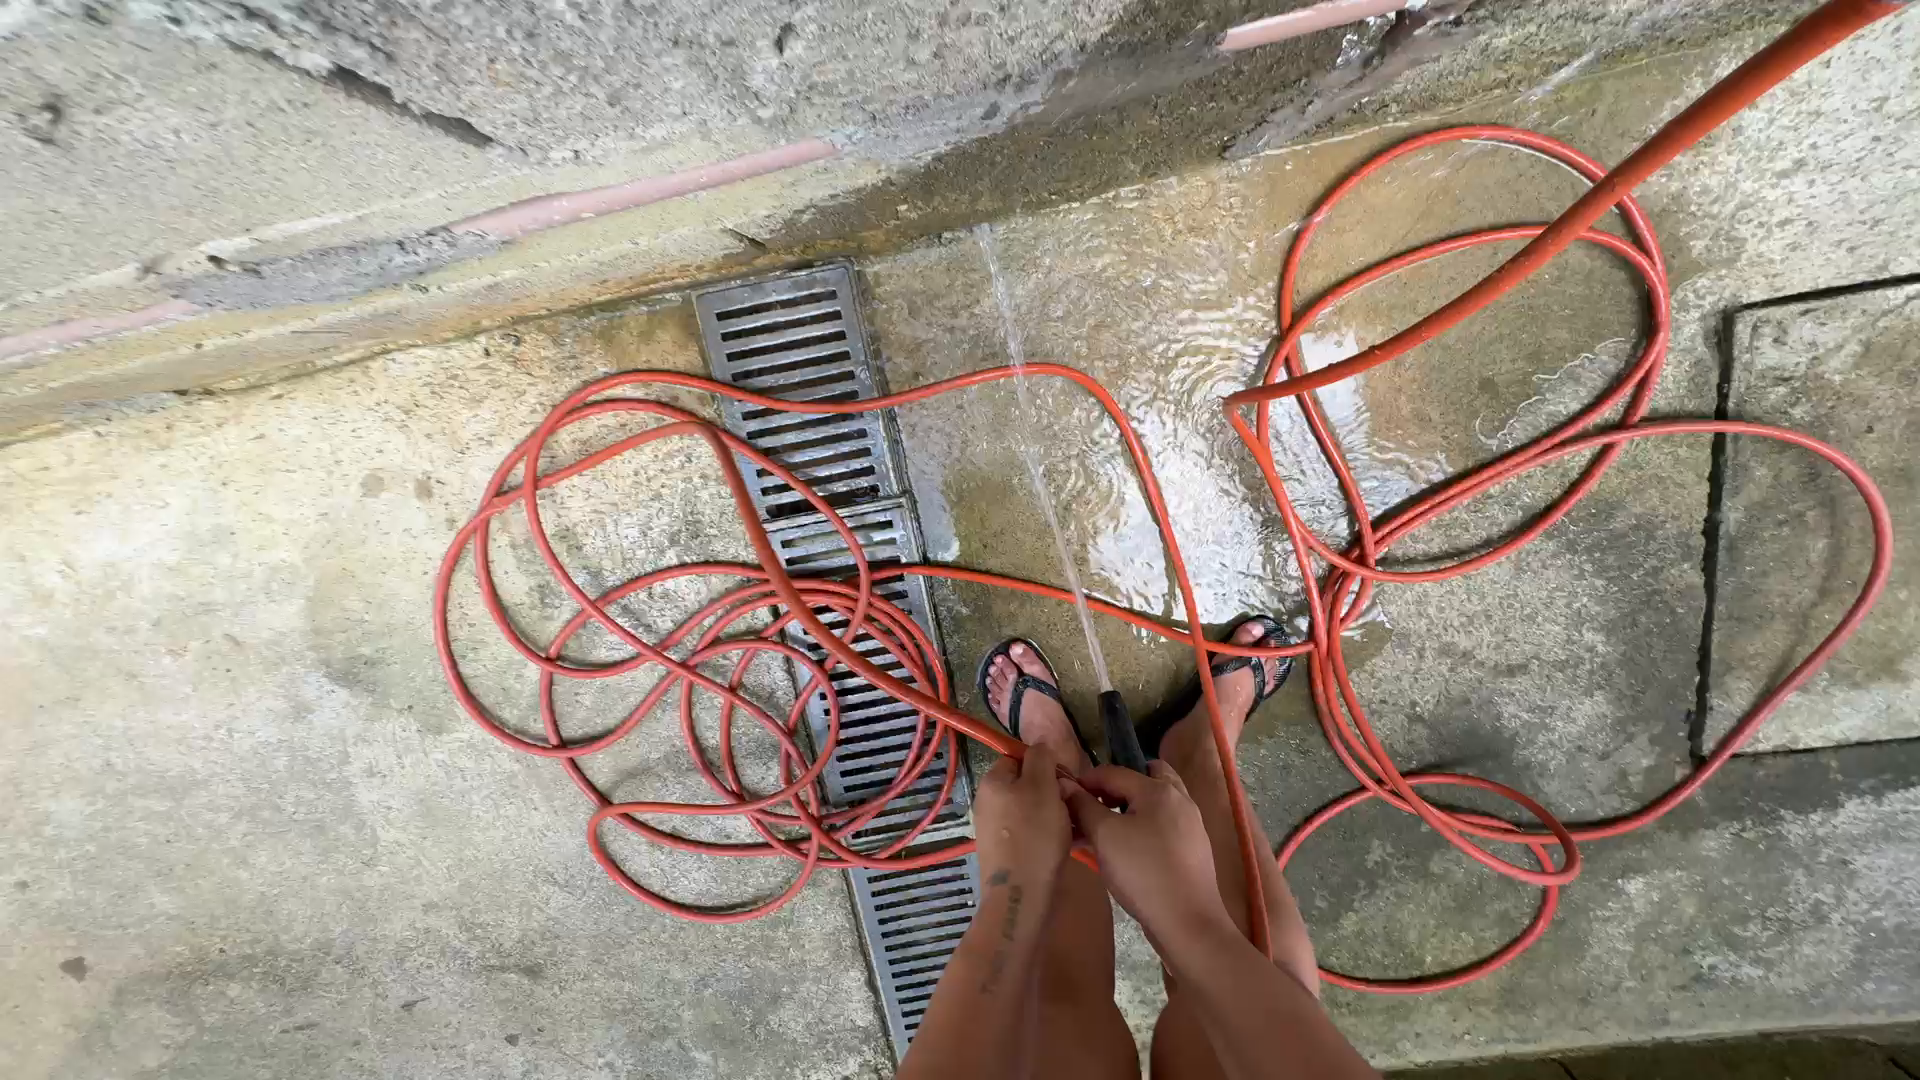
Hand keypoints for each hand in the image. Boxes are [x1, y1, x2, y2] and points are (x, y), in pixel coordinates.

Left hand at [972, 742, 1072, 886]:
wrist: (1021, 896)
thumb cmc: (1034, 835)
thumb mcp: (1042, 787)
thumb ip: (1041, 759)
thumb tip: (1038, 746)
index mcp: (992, 782)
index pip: (1017, 757)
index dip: (1043, 764)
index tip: (1064, 780)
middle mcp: (988, 803)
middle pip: (1026, 785)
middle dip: (1051, 792)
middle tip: (1071, 805)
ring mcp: (995, 830)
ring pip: (1031, 811)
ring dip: (1054, 814)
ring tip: (1073, 827)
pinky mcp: (1005, 854)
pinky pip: (1031, 833)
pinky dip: (1048, 835)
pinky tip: (1067, 845)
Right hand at [1059, 761, 1232, 943]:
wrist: (1189, 924)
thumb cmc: (1143, 873)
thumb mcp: (1105, 836)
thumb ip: (1083, 805)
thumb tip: (1065, 783)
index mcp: (1158, 789)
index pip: (1113, 772)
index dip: (1084, 781)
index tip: (1063, 798)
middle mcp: (1179, 798)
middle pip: (1142, 778)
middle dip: (1113, 788)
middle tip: (1092, 806)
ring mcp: (1190, 824)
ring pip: (1153, 802)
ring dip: (1128, 807)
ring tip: (1105, 828)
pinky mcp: (1193, 848)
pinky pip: (1162, 823)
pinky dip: (1143, 825)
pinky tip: (1127, 849)